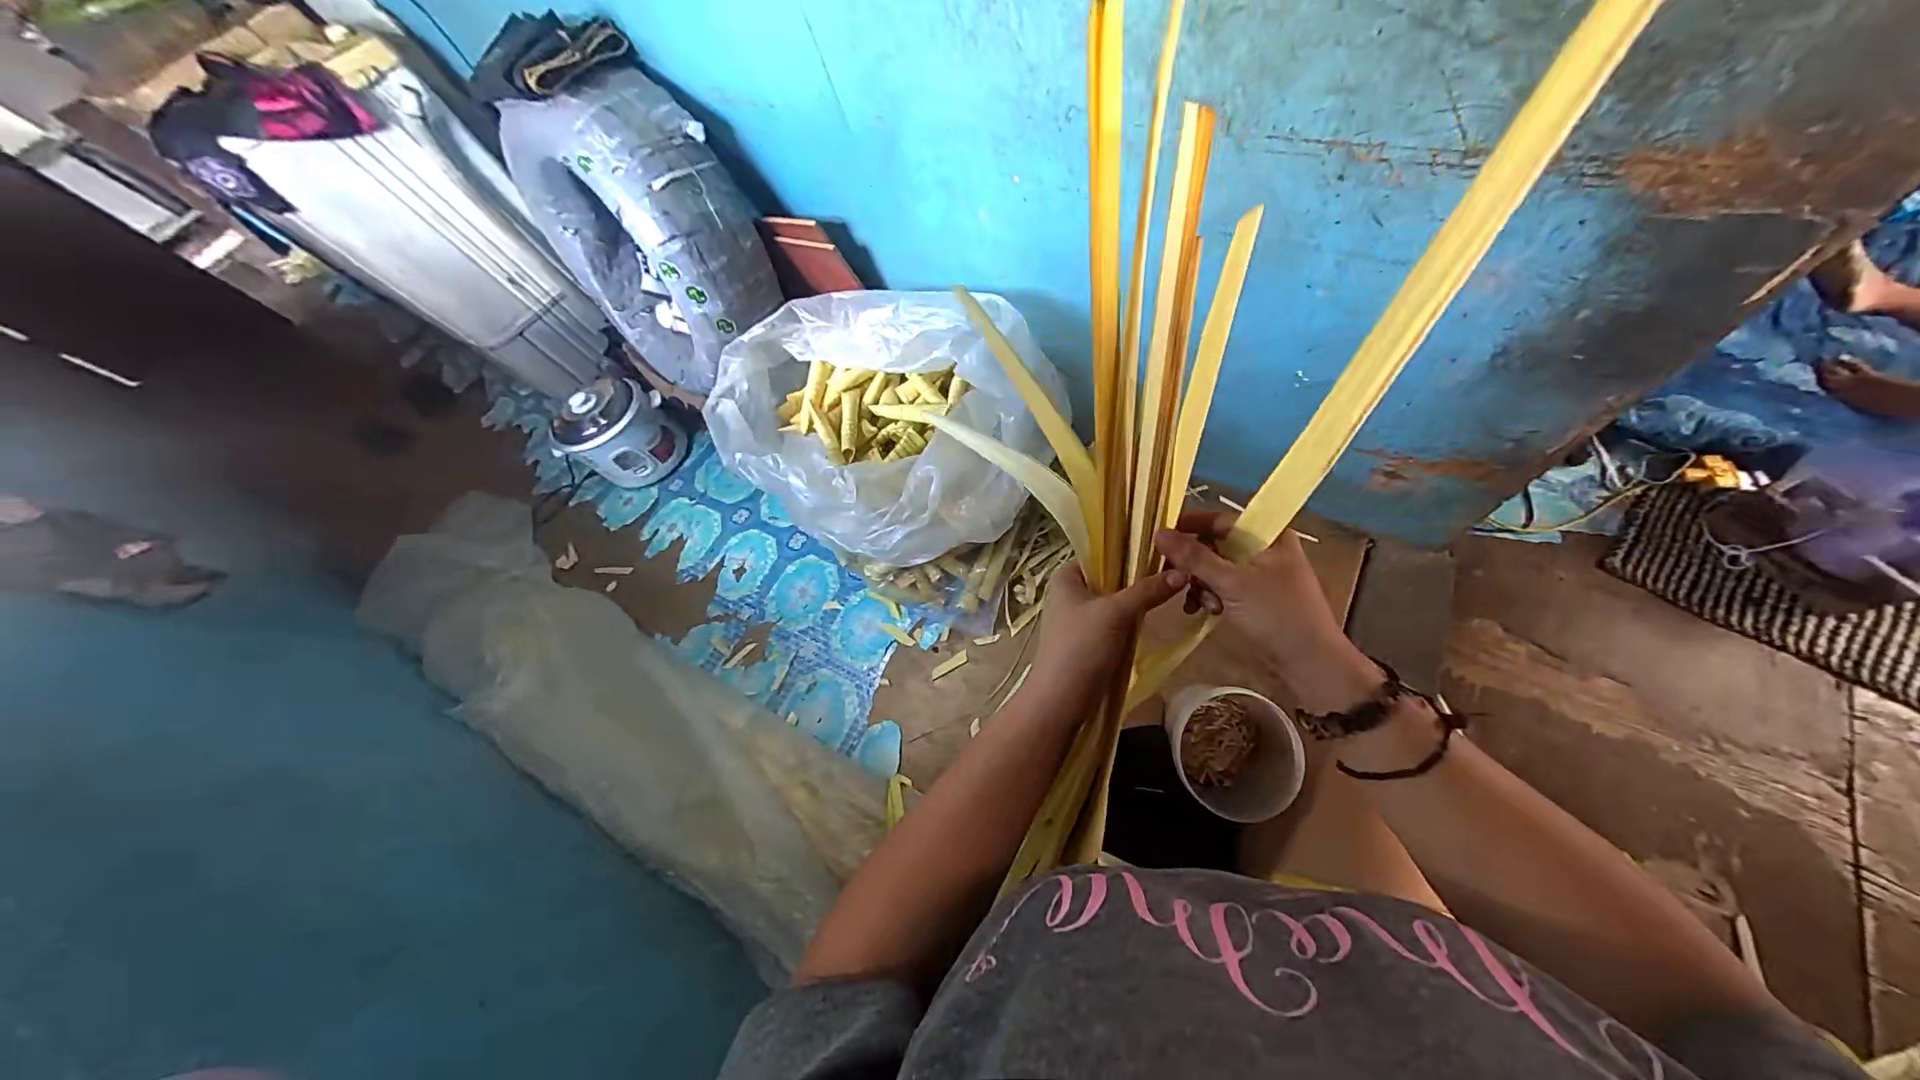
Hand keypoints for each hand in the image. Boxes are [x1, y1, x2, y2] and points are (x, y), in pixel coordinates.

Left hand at [1028, 562, 1186, 704]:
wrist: (1061, 700)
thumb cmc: (1081, 647)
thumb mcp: (1116, 613)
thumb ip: (1148, 591)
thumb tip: (1183, 573)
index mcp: (1067, 576)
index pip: (1103, 552)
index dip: (1132, 550)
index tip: (1166, 551)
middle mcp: (1070, 592)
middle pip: (1112, 577)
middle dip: (1140, 578)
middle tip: (1176, 573)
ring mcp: (1079, 617)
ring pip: (1116, 601)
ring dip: (1139, 601)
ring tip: (1172, 592)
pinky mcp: (1089, 639)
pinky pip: (1115, 622)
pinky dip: (1132, 621)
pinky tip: (1153, 618)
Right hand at [1153, 511, 1382, 713]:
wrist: (1310, 665)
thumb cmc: (1276, 616)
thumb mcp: (1231, 583)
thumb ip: (1194, 557)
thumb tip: (1158, 533)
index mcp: (1267, 537)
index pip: (1220, 520)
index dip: (1190, 526)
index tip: (1161, 538)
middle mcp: (1264, 550)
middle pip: (1215, 545)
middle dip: (1193, 563)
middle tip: (1173, 577)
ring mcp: (1259, 576)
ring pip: (1215, 569)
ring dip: (1200, 584)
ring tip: (1197, 603)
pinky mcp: (1255, 599)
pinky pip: (1223, 588)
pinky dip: (1210, 596)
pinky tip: (1205, 611)